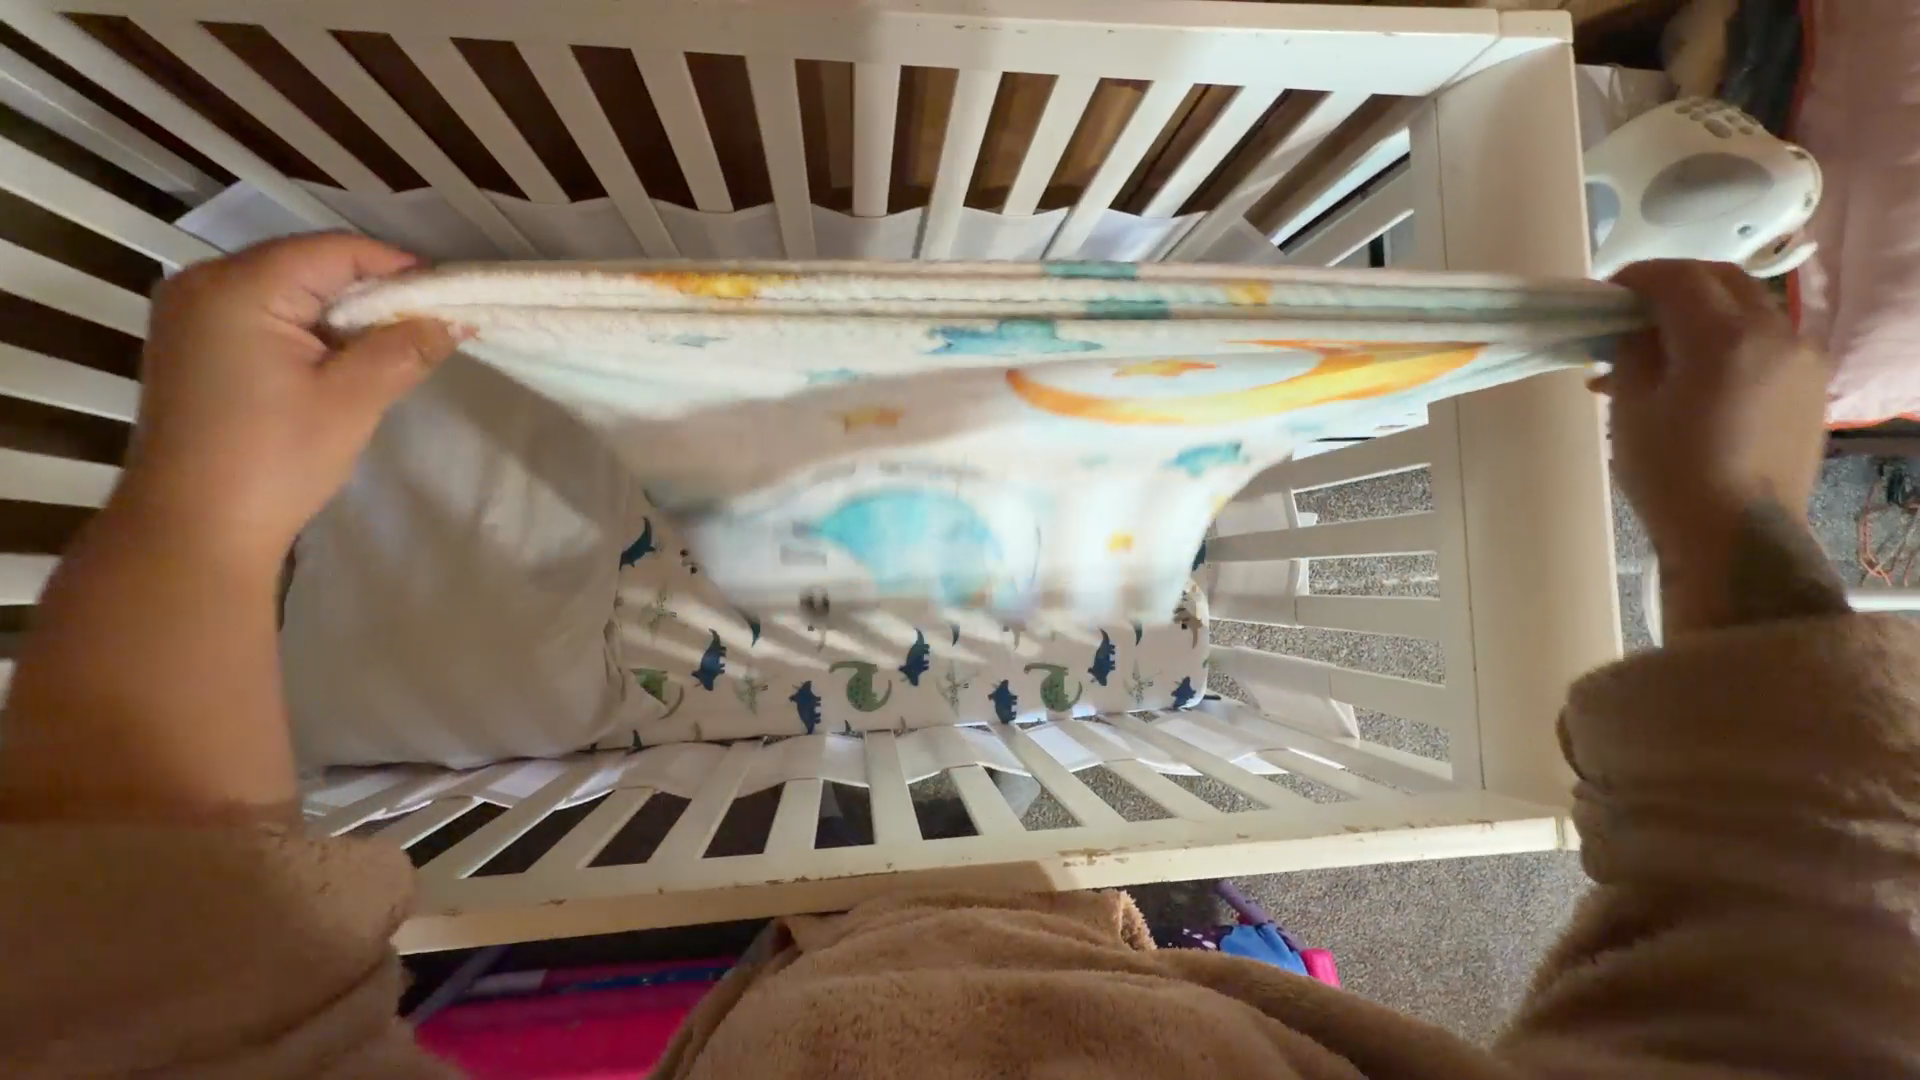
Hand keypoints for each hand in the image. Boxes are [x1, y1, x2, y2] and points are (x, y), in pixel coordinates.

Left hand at [120, 234, 461, 563]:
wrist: (198, 522)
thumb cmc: (277, 455)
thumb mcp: (354, 399)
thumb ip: (406, 349)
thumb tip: (455, 320)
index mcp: (238, 287)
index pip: (333, 251)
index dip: (399, 266)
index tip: (452, 295)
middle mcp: (205, 283)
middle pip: (310, 264)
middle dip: (377, 290)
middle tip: (433, 322)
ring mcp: (194, 313)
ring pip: (293, 290)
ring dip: (350, 312)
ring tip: (400, 342)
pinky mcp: (199, 343)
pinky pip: (271, 314)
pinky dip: (319, 328)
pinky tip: (350, 358)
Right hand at [1601, 260, 1843, 635]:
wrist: (1735, 531)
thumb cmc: (1668, 470)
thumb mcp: (1632, 407)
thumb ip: (1633, 354)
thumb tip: (1632, 328)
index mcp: (1725, 338)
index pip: (1680, 278)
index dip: (1637, 276)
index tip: (1604, 292)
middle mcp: (1776, 333)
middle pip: (1723, 280)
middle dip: (1672, 284)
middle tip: (1626, 309)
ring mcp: (1801, 357)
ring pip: (1746, 308)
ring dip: (1697, 312)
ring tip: (1652, 349)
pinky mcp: (1808, 383)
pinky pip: (1761, 340)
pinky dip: (1721, 339)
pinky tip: (1686, 375)